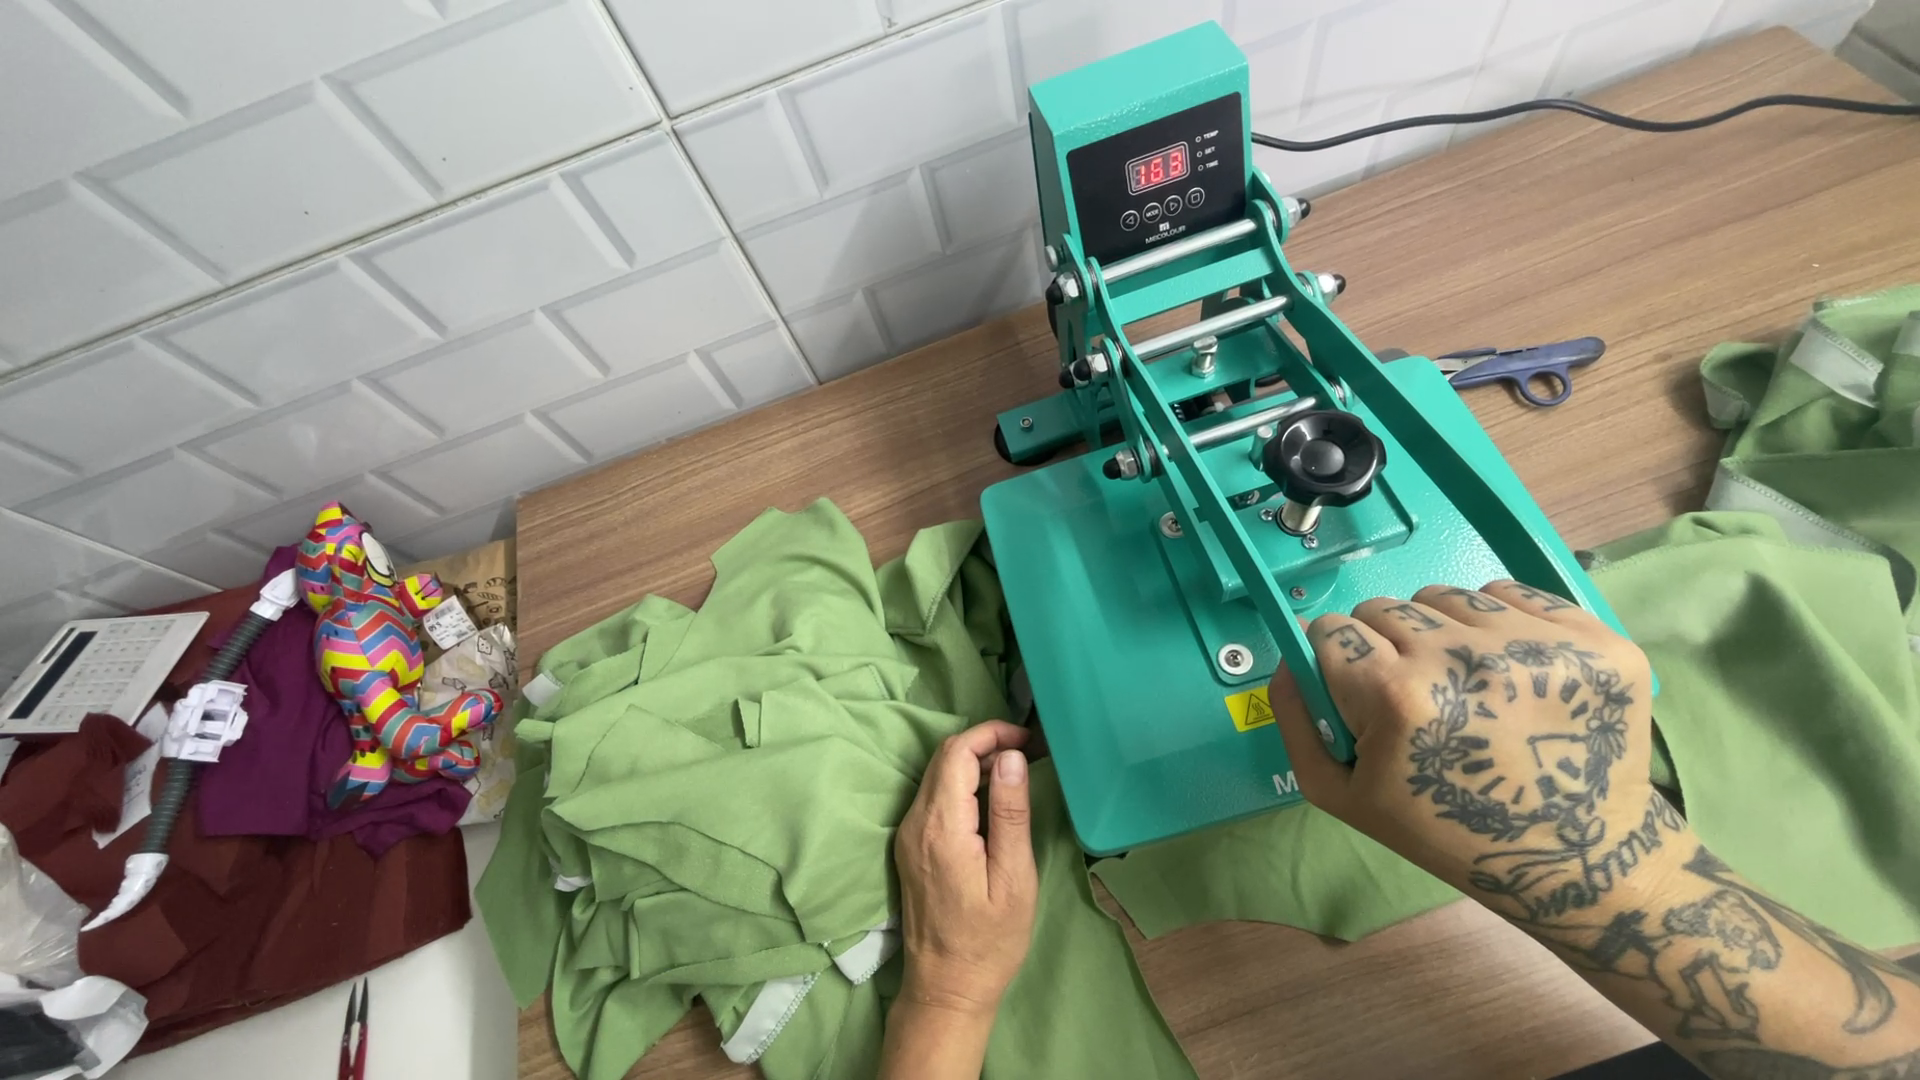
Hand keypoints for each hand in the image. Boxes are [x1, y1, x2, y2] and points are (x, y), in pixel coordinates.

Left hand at [893, 720, 1036, 1016]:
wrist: (946, 989)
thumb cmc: (989, 941)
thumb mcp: (1013, 877)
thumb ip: (1009, 812)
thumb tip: (1011, 757)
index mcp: (941, 827)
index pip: (957, 752)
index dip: (991, 734)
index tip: (1026, 740)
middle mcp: (915, 823)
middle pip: (943, 757)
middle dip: (984, 743)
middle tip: (1025, 753)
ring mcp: (907, 834)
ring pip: (936, 774)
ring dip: (973, 762)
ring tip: (1014, 773)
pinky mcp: (910, 845)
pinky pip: (934, 796)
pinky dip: (962, 784)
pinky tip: (990, 800)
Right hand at [1269, 581, 1681, 918]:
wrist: (1580, 858)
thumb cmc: (1444, 829)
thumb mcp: (1339, 792)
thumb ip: (1296, 716)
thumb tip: (1290, 652)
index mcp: (1397, 696)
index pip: (1331, 630)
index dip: (1335, 658)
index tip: (1358, 689)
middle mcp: (1463, 657)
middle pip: (1383, 607)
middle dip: (1381, 644)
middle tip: (1411, 693)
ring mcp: (1534, 645)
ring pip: (1442, 595)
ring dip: (1436, 628)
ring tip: (1460, 679)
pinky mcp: (1591, 640)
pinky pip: (1507, 591)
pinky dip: (1494, 620)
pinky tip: (1506, 668)